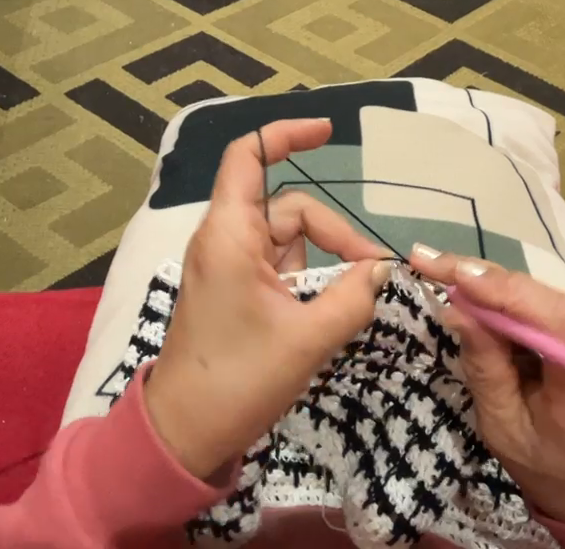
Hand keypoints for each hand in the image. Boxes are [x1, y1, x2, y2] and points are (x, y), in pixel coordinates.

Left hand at [144, 118, 391, 480]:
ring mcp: (229, 262)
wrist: (185, 432)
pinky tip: (329, 307)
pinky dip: (308, 276)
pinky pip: (279, 262)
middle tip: (369, 274)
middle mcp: (226, 237)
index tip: (328, 132)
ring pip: (288, 237)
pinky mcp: (234, 286)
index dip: (286, 134)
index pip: (249, 156)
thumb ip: (351, 298)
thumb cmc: (238, 379)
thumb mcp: (307, 339)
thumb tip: (379, 271)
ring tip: (351, 297)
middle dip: (332, 233)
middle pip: (288, 206)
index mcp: (229, 233)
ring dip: (323, 258)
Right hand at [408, 247, 564, 524]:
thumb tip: (455, 308)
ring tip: (447, 273)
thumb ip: (484, 369)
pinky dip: (513, 295)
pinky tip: (482, 295)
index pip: (558, 323)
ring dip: (496, 284)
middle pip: (548, 299)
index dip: (506, 290)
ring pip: (547, 294)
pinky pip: (552, 301)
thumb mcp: (504, 430)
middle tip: (430, 261)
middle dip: (486, 279)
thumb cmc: (549, 467)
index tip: (455, 274)